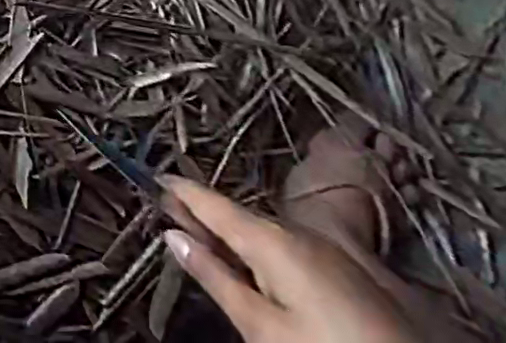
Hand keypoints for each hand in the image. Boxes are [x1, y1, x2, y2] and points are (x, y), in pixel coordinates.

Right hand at [160, 178, 421, 342]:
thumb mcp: (262, 328)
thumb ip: (215, 278)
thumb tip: (172, 235)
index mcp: (271, 238)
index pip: (210, 203)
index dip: (179, 189)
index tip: (152, 176)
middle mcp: (299, 232)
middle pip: (238, 218)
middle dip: (204, 217)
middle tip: (171, 216)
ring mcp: (331, 252)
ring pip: (265, 233)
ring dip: (234, 236)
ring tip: (207, 244)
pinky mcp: (353, 273)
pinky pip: (292, 249)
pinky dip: (264, 252)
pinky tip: (257, 270)